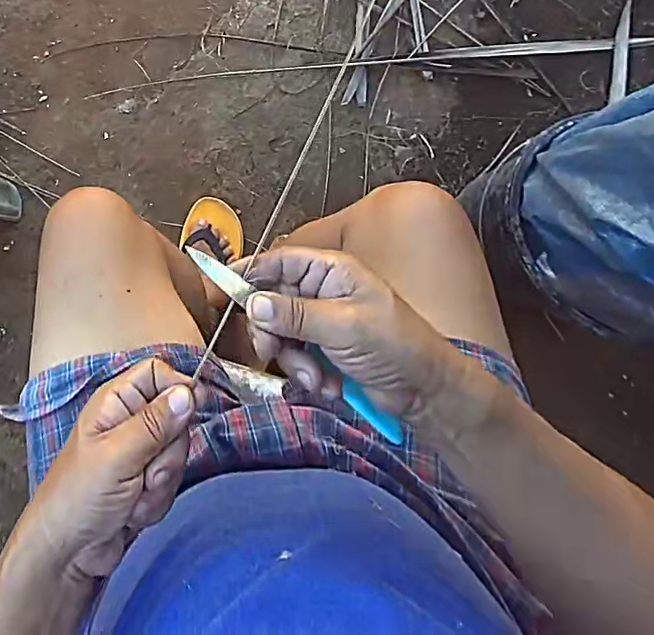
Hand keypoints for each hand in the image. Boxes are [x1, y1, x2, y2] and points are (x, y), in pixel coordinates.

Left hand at [20, 358, 193, 580]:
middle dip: (167, 452)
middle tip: (145, 471)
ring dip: (160, 481)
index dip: (178, 385)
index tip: (194, 406)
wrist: (67, 554)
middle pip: (176, 417)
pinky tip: (132, 511)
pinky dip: (156, 500)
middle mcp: (130, 419)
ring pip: (176, 453)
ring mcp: (139, 451)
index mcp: (116, 400)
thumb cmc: (78, 495)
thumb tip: (188, 392)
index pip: (158, 372)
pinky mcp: (146, 479)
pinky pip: (171, 481)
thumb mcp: (118, 455)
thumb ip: (154, 424)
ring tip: (132, 494)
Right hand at [239, 246, 465, 420]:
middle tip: (272, 352)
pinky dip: (305, 374)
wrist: (428, 394)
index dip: (251, 272)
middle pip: (272, 299)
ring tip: (315, 378)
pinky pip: (295, 356)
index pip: (280, 261)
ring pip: (280, 332)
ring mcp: (322, 321)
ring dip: (291, 359)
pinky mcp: (323, 350)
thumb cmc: (396, 346)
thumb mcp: (343, 326)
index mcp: (331, 270)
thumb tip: (253, 303)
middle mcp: (322, 291)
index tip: (225, 288)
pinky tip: (327, 386)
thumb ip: (295, 314)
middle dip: (272, 330)